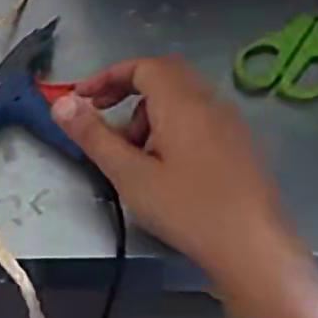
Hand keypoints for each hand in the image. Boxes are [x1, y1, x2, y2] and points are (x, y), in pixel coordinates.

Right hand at [50, 57, 305, 286]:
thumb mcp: (129, 174)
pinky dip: (170, 127)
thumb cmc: (187, 209)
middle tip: (101, 116)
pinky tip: (163, 167)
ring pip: (181, 99)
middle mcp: (211, 104)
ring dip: (147, 113)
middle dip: (126, 90)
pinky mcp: (240, 147)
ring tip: (130, 152)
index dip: (108, 76)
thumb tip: (62, 104)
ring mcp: (231, 125)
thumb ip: (93, 135)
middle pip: (164, 76)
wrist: (255, 250)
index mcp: (183, 104)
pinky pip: (198, 119)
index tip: (82, 99)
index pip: (143, 66)